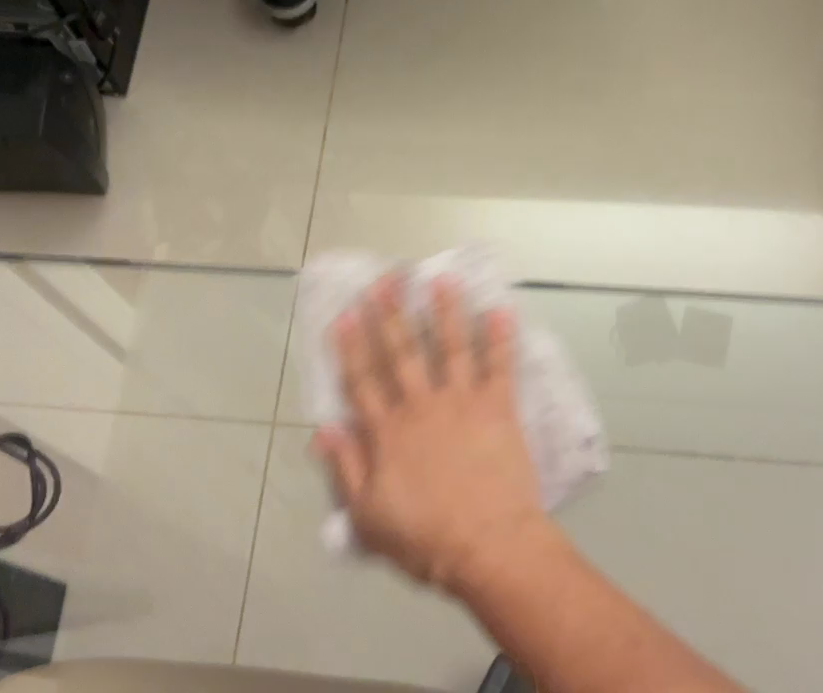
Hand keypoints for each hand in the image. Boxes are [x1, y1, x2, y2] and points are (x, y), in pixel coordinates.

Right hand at [311, 276, 550, 592]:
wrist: (486, 544)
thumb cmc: (424, 537)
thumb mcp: (367, 516)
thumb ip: (344, 468)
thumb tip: (322, 429)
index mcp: (387, 433)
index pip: (362, 381)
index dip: (353, 346)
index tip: (348, 313)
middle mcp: (421, 407)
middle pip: (402, 353)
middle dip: (393, 313)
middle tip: (387, 279)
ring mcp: (461, 403)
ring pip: (450, 348)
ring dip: (445, 312)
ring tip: (441, 279)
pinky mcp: (497, 407)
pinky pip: (499, 365)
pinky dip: (499, 337)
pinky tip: (500, 309)